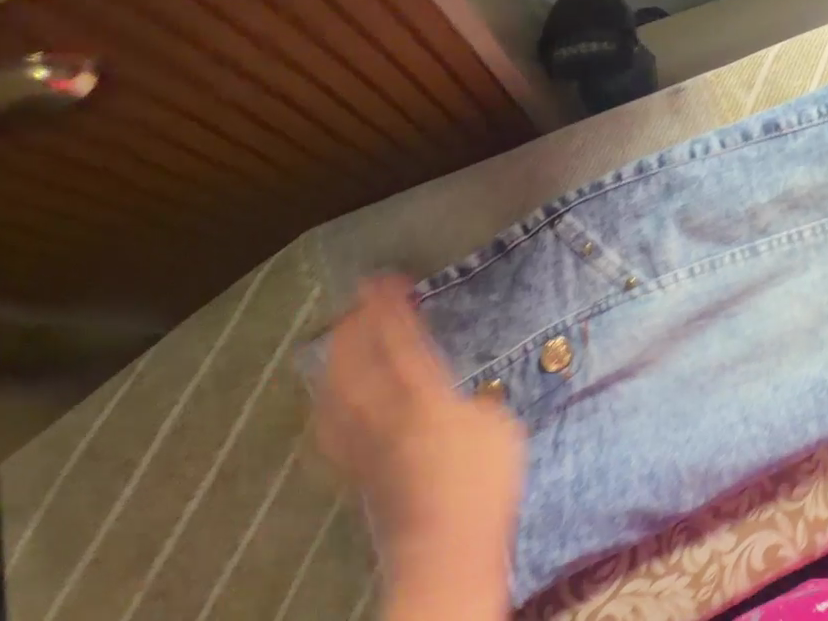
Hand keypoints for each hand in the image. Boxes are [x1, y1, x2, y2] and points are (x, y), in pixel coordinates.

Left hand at [315, 276, 525, 615]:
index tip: (384, 278)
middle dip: (352, 327)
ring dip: (334, 359)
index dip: (389, 307)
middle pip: (353, 361)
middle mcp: (385, 412)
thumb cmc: (482, 484)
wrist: (446, 548)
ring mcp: (366, 443)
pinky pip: (334, 425)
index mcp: (423, 395)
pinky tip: (330, 397)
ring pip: (335, 391)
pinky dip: (329, 400)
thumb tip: (458, 403)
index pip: (399, 339)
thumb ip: (474, 404)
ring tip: (339, 340)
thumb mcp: (498, 427)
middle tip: (358, 303)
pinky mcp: (359, 470)